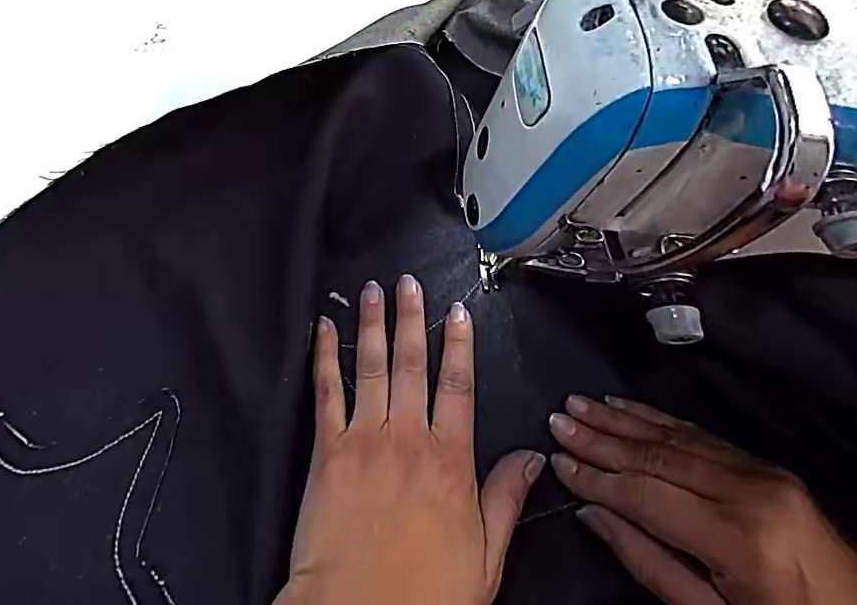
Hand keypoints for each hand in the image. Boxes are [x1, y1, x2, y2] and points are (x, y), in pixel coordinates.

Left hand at [276, 276, 544, 604]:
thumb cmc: (420, 597)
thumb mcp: (484, 555)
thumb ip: (507, 497)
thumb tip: (532, 458)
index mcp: (447, 459)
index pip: (458, 384)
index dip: (459, 344)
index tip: (458, 312)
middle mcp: (408, 438)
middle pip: (413, 362)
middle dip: (413, 318)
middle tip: (410, 284)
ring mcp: (366, 439)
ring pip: (373, 366)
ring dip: (375, 324)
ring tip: (375, 291)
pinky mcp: (328, 452)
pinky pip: (327, 393)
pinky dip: (325, 358)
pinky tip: (323, 330)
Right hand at [548, 397, 856, 604]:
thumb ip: (651, 565)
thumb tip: (594, 512)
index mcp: (738, 541)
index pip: (647, 494)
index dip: (597, 475)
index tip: (558, 459)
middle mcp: (746, 491)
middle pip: (657, 455)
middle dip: (602, 437)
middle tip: (560, 418)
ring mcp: (758, 471)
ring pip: (675, 436)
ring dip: (623, 419)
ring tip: (584, 405)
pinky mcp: (763, 464)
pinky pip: (700, 434)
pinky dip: (658, 419)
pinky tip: (631, 408)